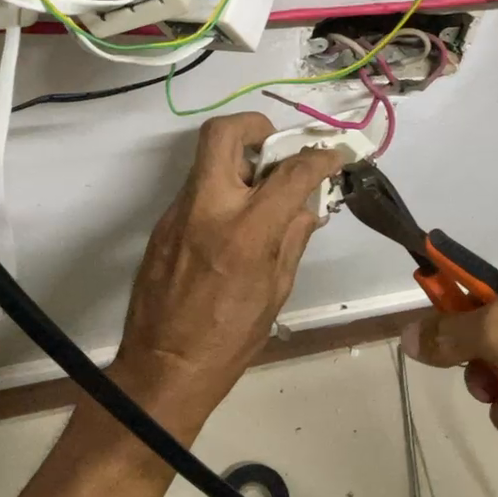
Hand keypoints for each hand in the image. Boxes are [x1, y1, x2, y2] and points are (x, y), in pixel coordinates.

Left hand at [113, 113, 343, 431]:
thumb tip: (306, 207)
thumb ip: (292, 239)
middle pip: (225, 133)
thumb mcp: (276, 290)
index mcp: (245, 232)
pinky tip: (236, 222)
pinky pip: (197, 189)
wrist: (162, 370)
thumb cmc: (230, 339)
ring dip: (239, 161)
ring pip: (208, 159)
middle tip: (277, 148)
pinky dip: (222, 190)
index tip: (335, 154)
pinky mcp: (162, 225)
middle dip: (256, 126)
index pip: (291, 173)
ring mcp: (178, 213)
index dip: (320, 157)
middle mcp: (208, 209)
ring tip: (260, 192)